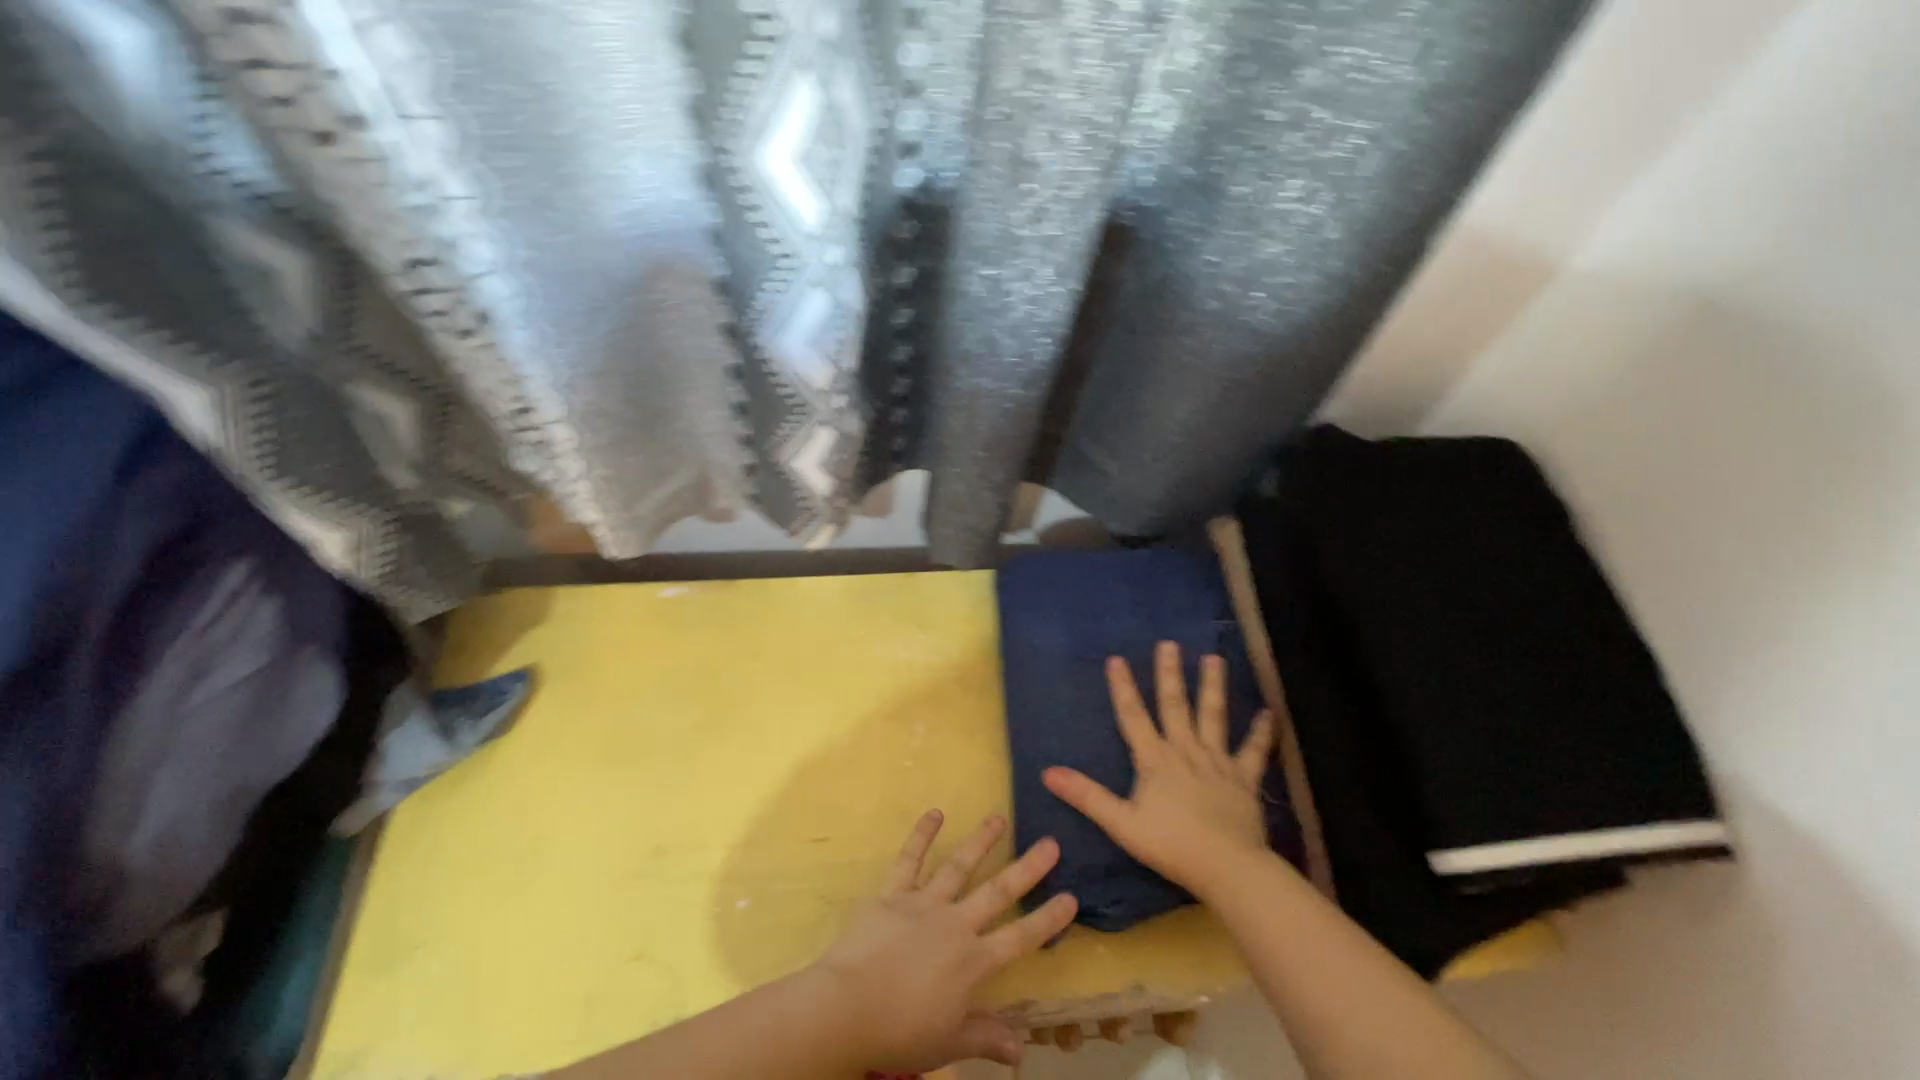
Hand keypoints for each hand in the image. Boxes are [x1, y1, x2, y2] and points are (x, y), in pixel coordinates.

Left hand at [808, 811, 1078, 1071]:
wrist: (846, 1008)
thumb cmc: (899, 1031)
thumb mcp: (949, 1042)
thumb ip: (986, 1038)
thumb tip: (1022, 1051)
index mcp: (972, 961)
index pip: (1020, 938)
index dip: (1047, 920)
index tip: (1071, 897)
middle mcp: (954, 924)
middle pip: (997, 893)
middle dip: (1027, 869)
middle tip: (1051, 843)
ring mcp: (922, 905)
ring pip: (957, 867)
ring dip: (980, 842)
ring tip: (998, 818)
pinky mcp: (890, 895)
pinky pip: (908, 861)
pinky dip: (921, 836)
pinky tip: (934, 813)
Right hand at [1043, 641, 1275, 896]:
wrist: (1227, 866)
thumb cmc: (1170, 845)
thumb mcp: (1121, 823)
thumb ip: (1087, 796)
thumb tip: (1048, 773)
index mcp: (1155, 760)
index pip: (1133, 717)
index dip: (1123, 688)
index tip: (1117, 659)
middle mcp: (1186, 752)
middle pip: (1175, 707)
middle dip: (1169, 675)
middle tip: (1169, 644)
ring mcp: (1218, 762)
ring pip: (1214, 717)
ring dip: (1212, 687)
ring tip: (1214, 659)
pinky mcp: (1244, 779)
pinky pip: (1253, 751)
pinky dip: (1261, 732)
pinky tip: (1268, 714)